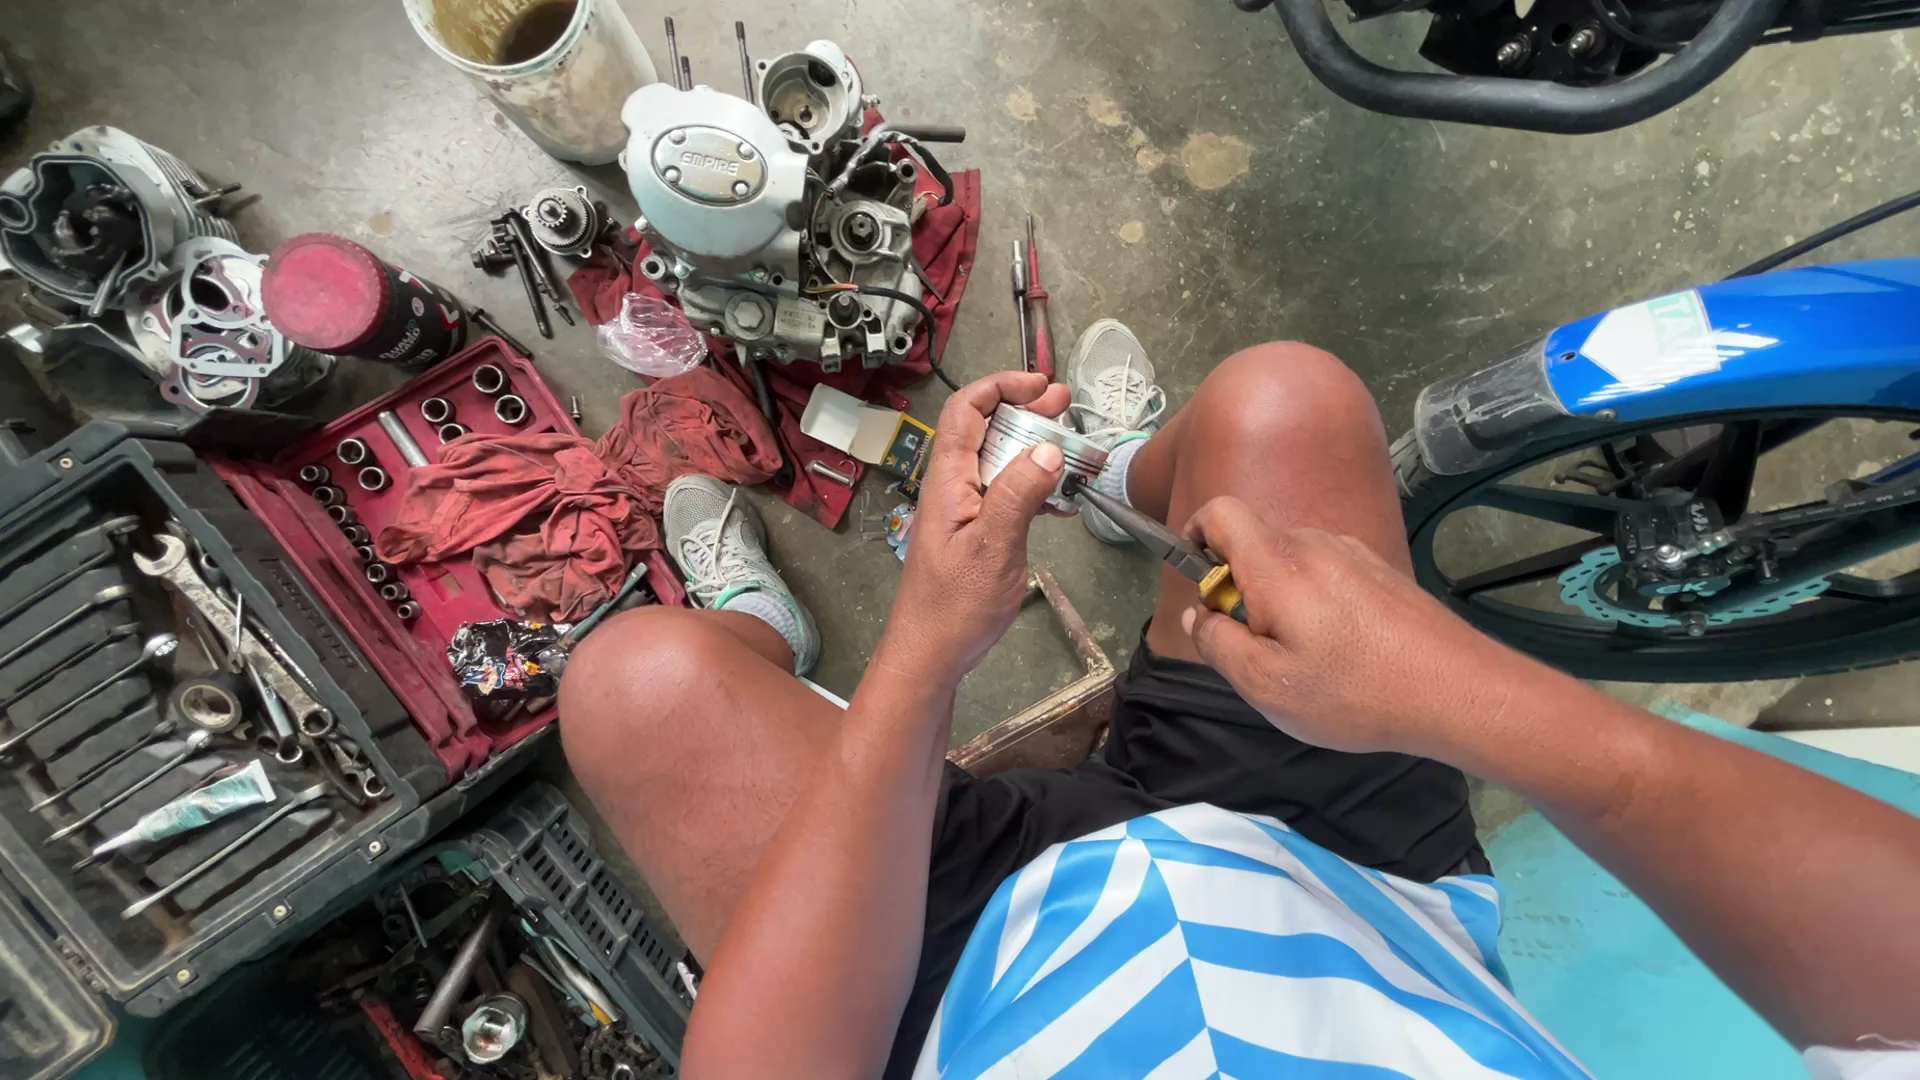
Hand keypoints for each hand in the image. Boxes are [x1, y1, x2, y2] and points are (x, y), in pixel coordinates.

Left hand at [877, 371, 1070, 686]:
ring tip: (1074, 446)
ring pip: (999, 460)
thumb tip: (1047, 448)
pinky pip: (1005, 492)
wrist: (932, 653)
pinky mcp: (977, 531)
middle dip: (1025, 410)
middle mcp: (954, 486)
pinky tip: (1061, 496)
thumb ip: (1017, 495)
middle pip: (985, 429)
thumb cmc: (956, 605)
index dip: (1001, 386)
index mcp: (949, 480)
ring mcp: (965, 509)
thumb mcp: (993, 548)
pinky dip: (1033, 484)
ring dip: (1033, 446)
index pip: (966, 411)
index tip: (1041, 385)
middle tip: (1066, 407)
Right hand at [1179, 496, 1537, 758]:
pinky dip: (1312, 600)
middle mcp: (1314, 544)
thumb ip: (1217, 644)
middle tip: (1258, 645)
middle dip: (1237, 586)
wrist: (1466, 694)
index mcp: (1277, 564)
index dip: (1194, 533)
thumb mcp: (1266, 685)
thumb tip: (1196, 616)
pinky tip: (1342, 648)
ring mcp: (1353, 553)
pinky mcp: (1380, 571)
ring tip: (1304, 655)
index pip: (1220, 511)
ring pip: (1289, 561)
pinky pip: (1324, 571)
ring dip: (1277, 597)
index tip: (1199, 580)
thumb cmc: (1355, 692)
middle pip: (1253, 542)